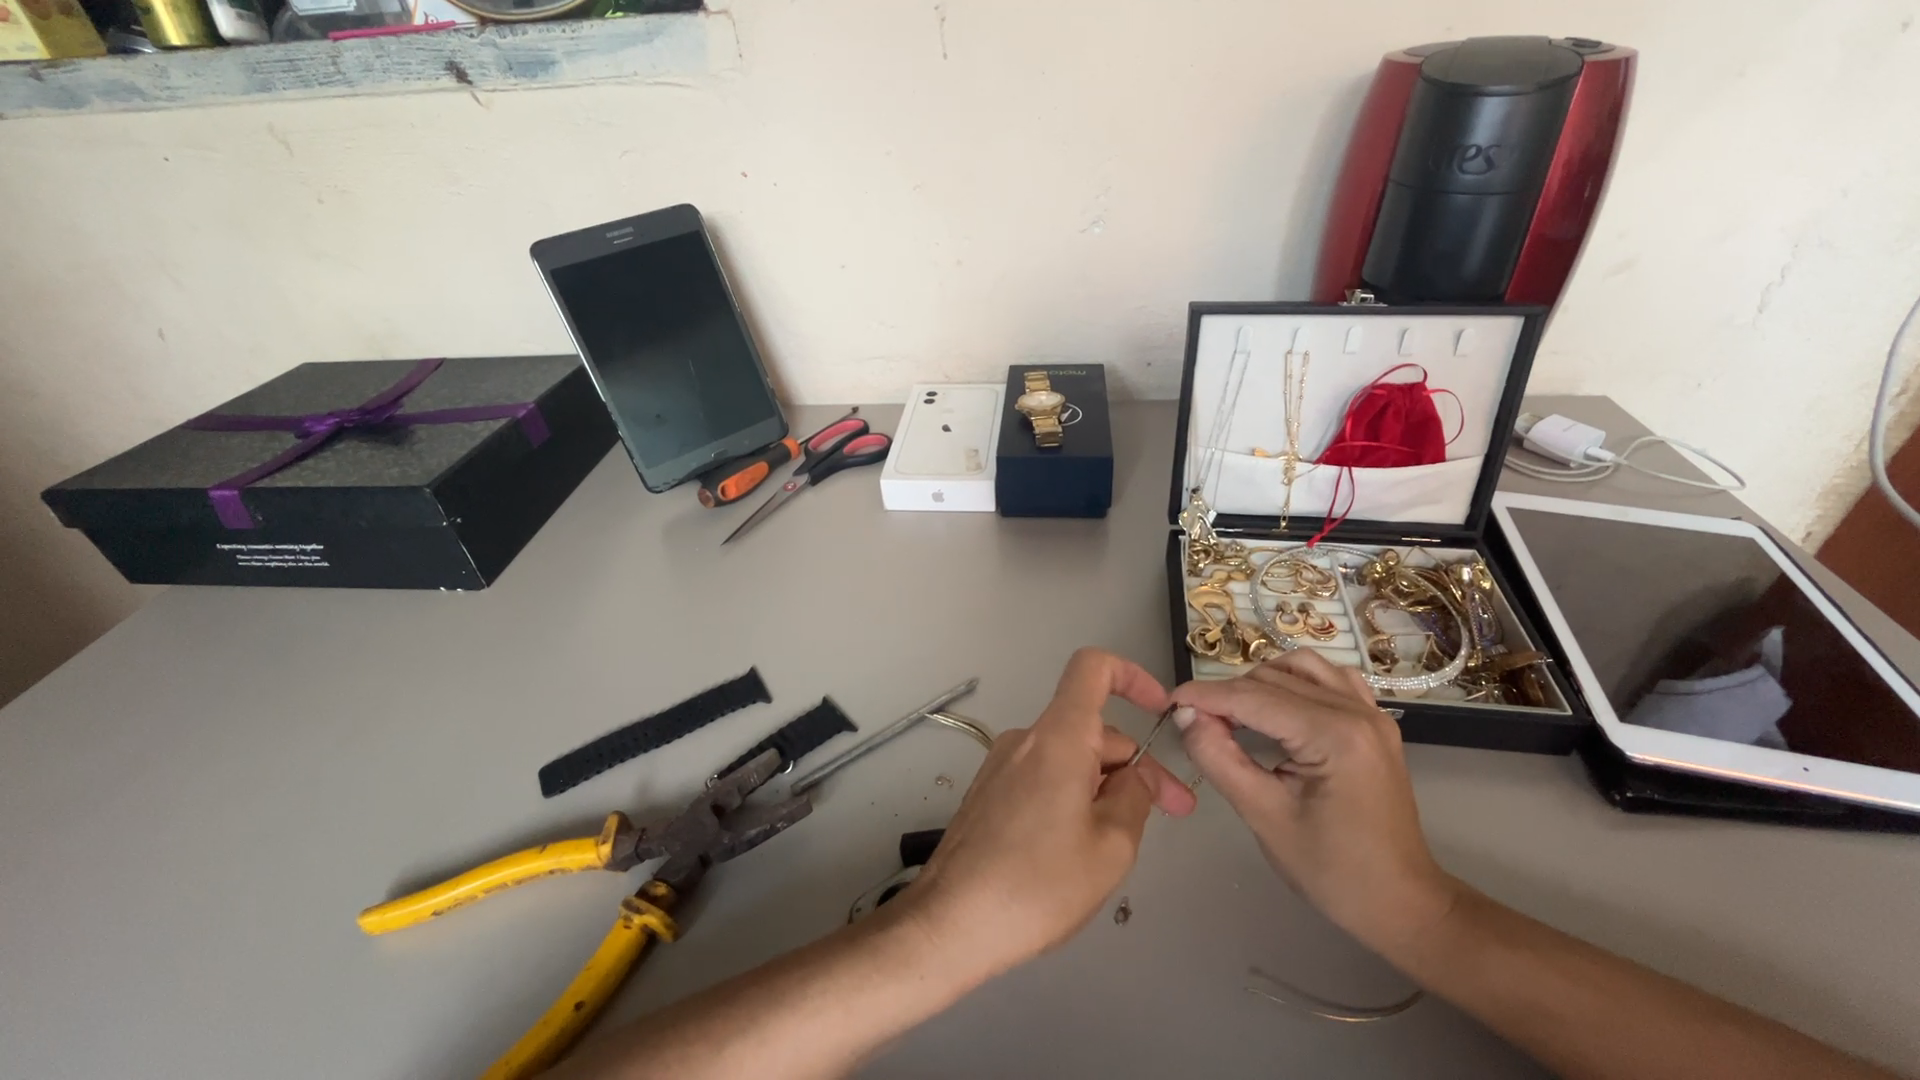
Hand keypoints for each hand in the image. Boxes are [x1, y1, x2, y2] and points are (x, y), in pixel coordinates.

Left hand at [897, 648, 1198, 979]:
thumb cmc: (1037, 885)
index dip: (1133, 676)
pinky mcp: (988, 795)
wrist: (949, 923)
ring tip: (1122, 845)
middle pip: (1091, 729)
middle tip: (1173, 812)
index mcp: (1058, 738)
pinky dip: (1073, 798)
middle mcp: (1026, 740)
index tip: (1160, 710)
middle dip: (1136, 765)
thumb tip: (1134, 776)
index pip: (1093, 668)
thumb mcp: (1111, 846)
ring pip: (1070, 759)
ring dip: (1105, 788)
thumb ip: (1135, 797)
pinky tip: (1080, 850)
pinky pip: (1043, 779)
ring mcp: (1001, 767)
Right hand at [1169, 651, 1458, 953]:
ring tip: (1233, 715)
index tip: (1166, 704)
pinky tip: (1276, 707)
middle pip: (1273, 678)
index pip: (1253, 697)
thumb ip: (1219, 758)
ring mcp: (1371, 713)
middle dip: (1227, 695)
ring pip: (1300, 668)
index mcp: (1334, 735)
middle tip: (1194, 725)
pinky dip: (1295, 682)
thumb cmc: (1331, 870)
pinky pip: (1328, 680)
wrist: (1400, 901)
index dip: (1203, 696)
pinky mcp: (1374, 723)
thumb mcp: (1263, 815)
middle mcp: (1356, 711)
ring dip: (1259, 683)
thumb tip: (1185, 716)